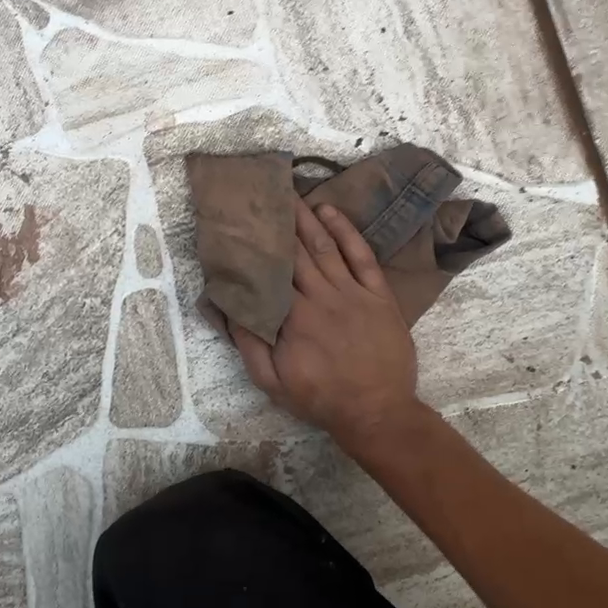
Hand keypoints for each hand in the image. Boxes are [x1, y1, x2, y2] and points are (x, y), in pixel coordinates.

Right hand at [227, 199, 423, 447]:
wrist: (378, 414)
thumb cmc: (320, 398)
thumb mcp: (271, 382)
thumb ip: (248, 344)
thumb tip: (229, 307)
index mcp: (293, 317)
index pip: (269, 271)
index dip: (254, 245)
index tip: (238, 222)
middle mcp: (321, 297)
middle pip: (295, 251)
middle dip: (276, 222)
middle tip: (261, 195)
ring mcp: (353, 294)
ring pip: (324, 246)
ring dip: (305, 218)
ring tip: (289, 193)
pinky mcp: (379, 296)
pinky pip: (361, 256)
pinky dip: (346, 231)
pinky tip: (329, 211)